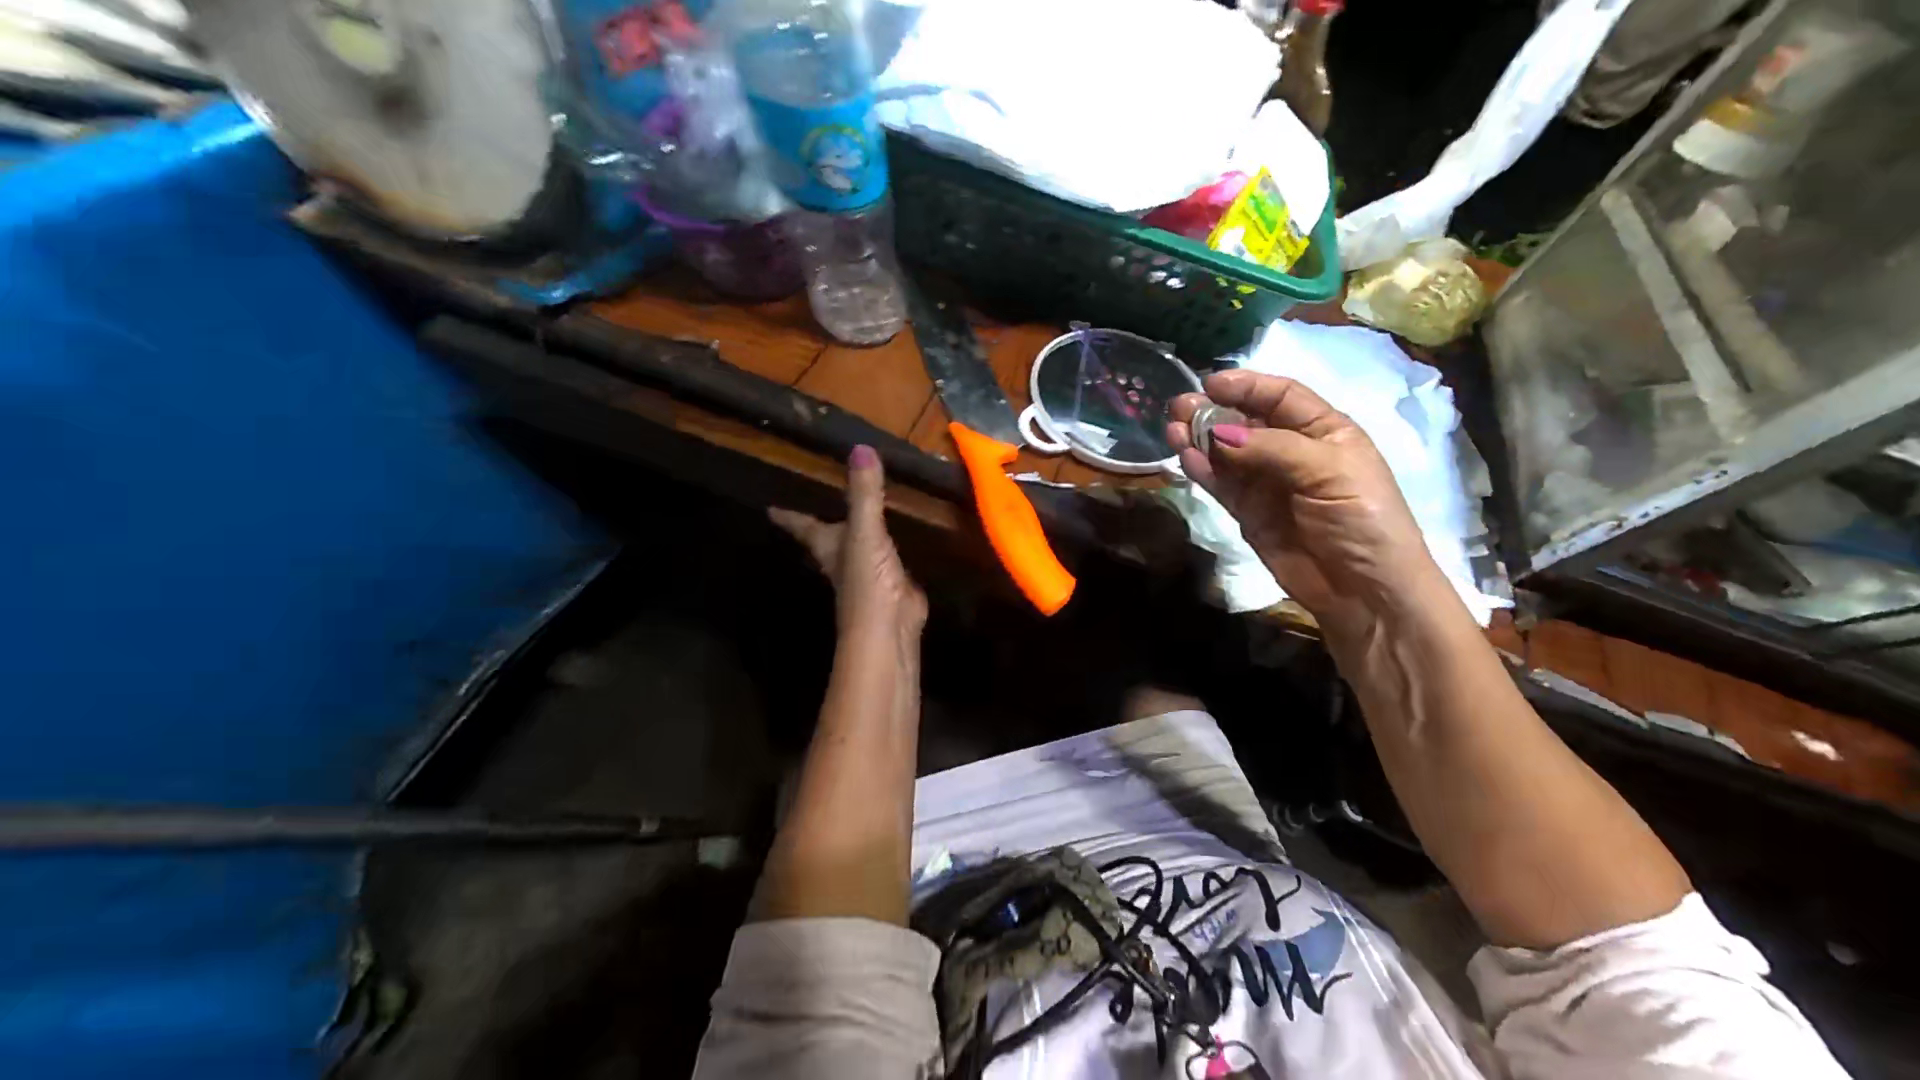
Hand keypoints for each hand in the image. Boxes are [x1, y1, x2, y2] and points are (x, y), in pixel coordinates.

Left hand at [769, 445, 927, 641]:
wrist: (888, 628)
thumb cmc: (865, 581)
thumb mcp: (864, 531)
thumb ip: (864, 492)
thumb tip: (860, 447)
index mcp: (828, 546)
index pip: (803, 526)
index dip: (788, 516)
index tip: (770, 507)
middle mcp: (843, 559)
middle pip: (827, 536)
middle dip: (823, 521)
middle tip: (822, 498)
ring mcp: (868, 573)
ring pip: (859, 546)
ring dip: (861, 531)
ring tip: (865, 509)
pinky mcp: (894, 583)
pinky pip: (891, 558)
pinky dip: (893, 547)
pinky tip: (903, 538)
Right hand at [1169, 371, 1443, 635]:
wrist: (1363, 591)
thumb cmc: (1362, 520)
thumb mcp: (1329, 471)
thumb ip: (1271, 448)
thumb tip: (1216, 432)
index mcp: (1324, 431)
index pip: (1281, 396)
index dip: (1247, 386)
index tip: (1211, 383)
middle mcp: (1292, 451)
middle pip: (1246, 421)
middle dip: (1213, 411)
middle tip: (1179, 407)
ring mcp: (1266, 483)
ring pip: (1226, 452)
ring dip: (1199, 438)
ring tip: (1172, 429)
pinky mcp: (1247, 512)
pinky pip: (1220, 484)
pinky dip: (1201, 470)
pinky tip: (1183, 457)